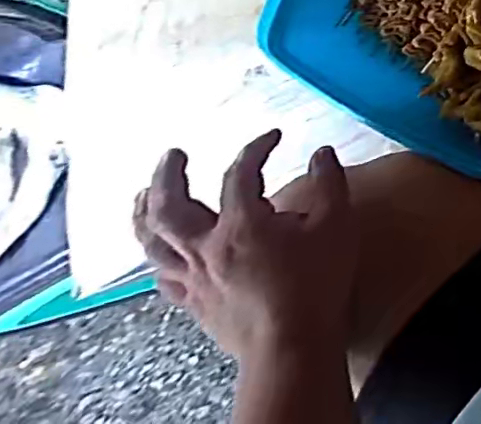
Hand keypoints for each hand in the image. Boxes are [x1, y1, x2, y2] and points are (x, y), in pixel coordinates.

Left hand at [133, 130, 355, 364]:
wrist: (292, 345)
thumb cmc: (317, 280)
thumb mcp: (338, 222)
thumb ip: (330, 181)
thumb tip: (321, 151)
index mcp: (243, 225)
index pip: (240, 174)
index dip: (256, 148)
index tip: (274, 136)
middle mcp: (208, 248)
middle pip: (169, 208)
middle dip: (167, 177)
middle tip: (172, 155)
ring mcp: (194, 279)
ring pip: (153, 244)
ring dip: (144, 214)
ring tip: (143, 194)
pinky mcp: (193, 304)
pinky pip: (163, 276)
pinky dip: (158, 256)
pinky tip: (163, 250)